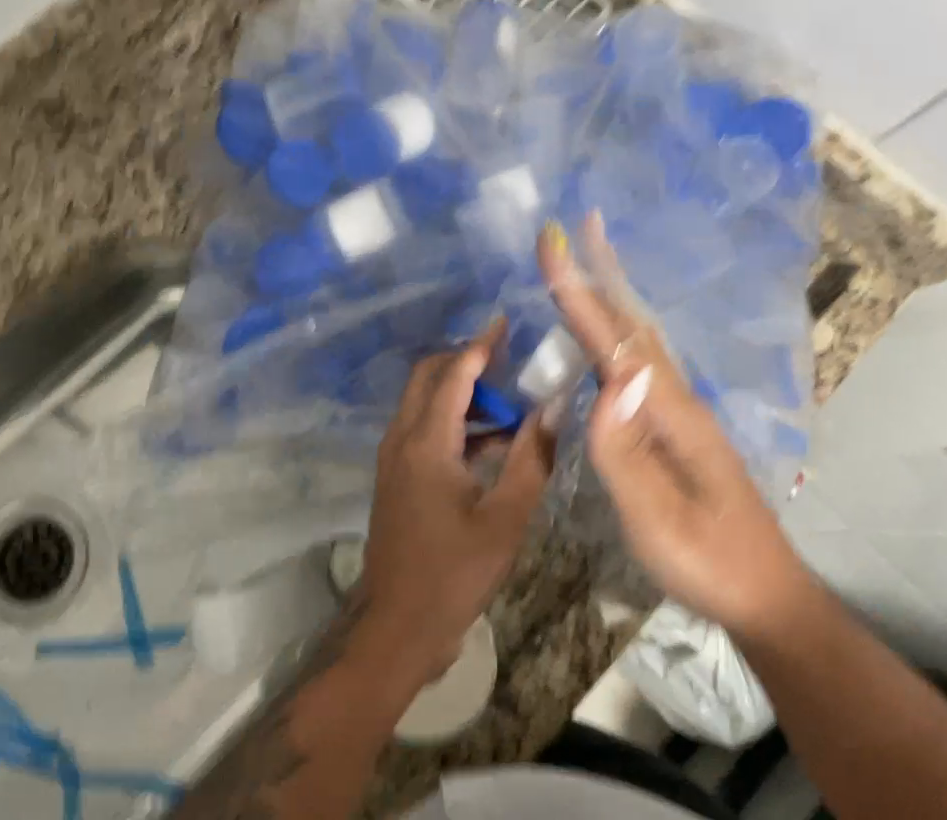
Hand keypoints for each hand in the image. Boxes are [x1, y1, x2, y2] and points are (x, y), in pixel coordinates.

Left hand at [359, 320, 554, 684]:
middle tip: (510, 360)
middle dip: (466, 362)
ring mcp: (393, 459)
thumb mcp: (505, 518)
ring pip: (423, 405)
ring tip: (512, 403)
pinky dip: (454, 424)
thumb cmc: (454, 573)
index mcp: (426, 442)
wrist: (398, 624)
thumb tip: (553, 408)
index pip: (453, 374)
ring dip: (462, 395)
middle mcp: (401, 439)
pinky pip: (423, 432)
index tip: (505, 321)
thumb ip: (530, 459)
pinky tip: (493, 444)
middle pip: (428, 379)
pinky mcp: (396, 478)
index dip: (480, 345)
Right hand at [538, 214, 817, 641]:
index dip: (581, 293)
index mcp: (670, 415)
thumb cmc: (706, 562)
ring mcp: (681, 415)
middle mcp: (678, 401)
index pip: (615, 343)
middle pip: (633, 325)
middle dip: (602, 273)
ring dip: (611, 296)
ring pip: (638, 341)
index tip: (554, 245)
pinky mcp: (675, 430)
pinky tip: (605, 337)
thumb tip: (610, 376)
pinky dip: (615, 334)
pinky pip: (637, 365)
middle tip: (578, 226)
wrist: (765, 596)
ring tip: (586, 263)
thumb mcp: (657, 516)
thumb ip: (625, 449)